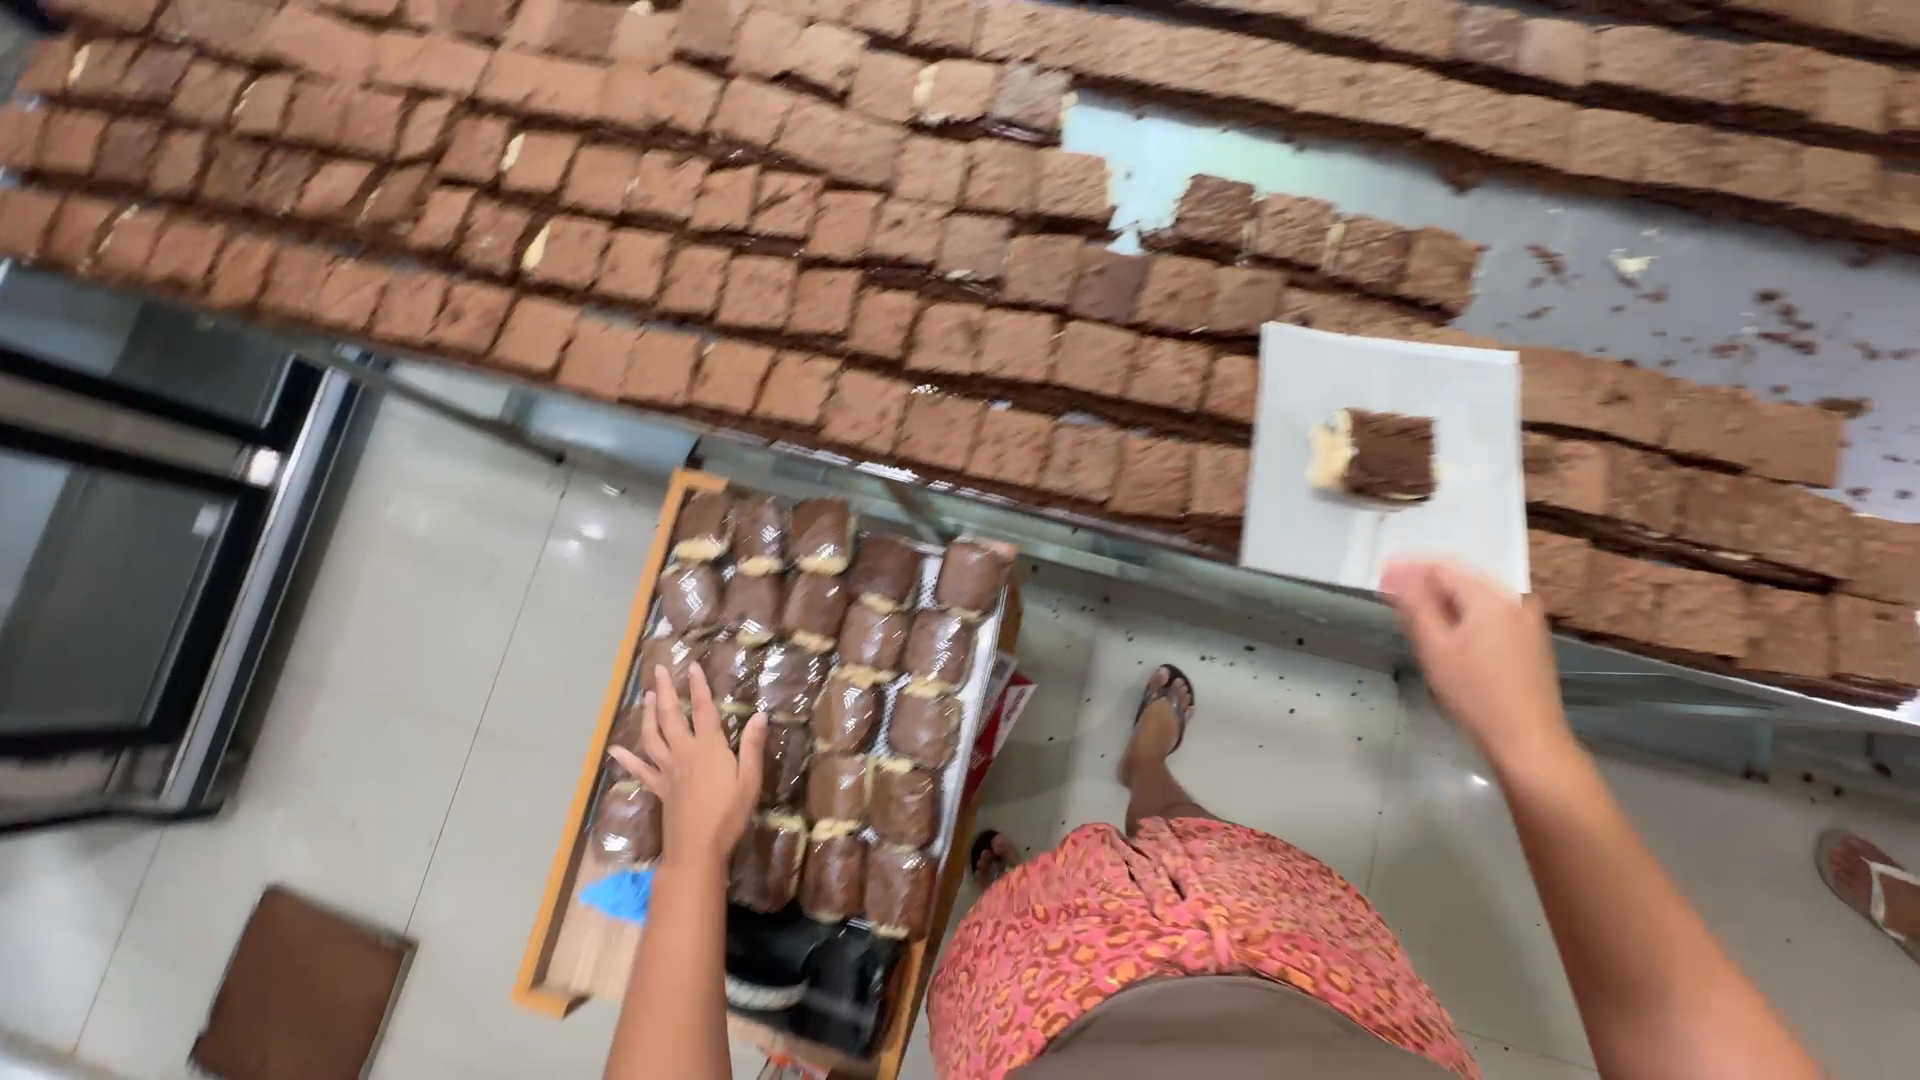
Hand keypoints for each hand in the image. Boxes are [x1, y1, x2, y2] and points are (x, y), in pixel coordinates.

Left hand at [608, 662, 766, 868]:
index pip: (704, 710)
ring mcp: (668, 770)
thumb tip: (759, 715)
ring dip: (648, 714)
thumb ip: (752, 747)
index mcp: (709, 748)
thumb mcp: (750, 780)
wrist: (697, 849)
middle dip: (665, 691)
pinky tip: (615, 749)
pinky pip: (640, 770)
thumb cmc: (728, 814)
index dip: (698, 687)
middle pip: (671, 716)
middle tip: (659, 670)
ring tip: (645, 696)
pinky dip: (626, 758)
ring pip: (653, 736)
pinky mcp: (659, 788)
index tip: (692, 666)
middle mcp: (684, 752)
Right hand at [1380, 559, 1572, 771]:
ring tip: (1412, 610)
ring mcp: (1527, 621)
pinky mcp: (1530, 640)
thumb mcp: (1435, 648)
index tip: (1380, 575)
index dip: (1408, 567)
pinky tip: (1445, 628)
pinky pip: (1489, 612)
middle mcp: (1514, 601)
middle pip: (1461, 578)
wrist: (1528, 740)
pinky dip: (1462, 612)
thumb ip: (1415, 605)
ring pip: (1475, 596)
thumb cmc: (1475, 694)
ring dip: (1442, 597)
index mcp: (1491, 598)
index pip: (1442, 567)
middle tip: (1390, 592)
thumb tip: (1397, 575)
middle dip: (1423, 581)